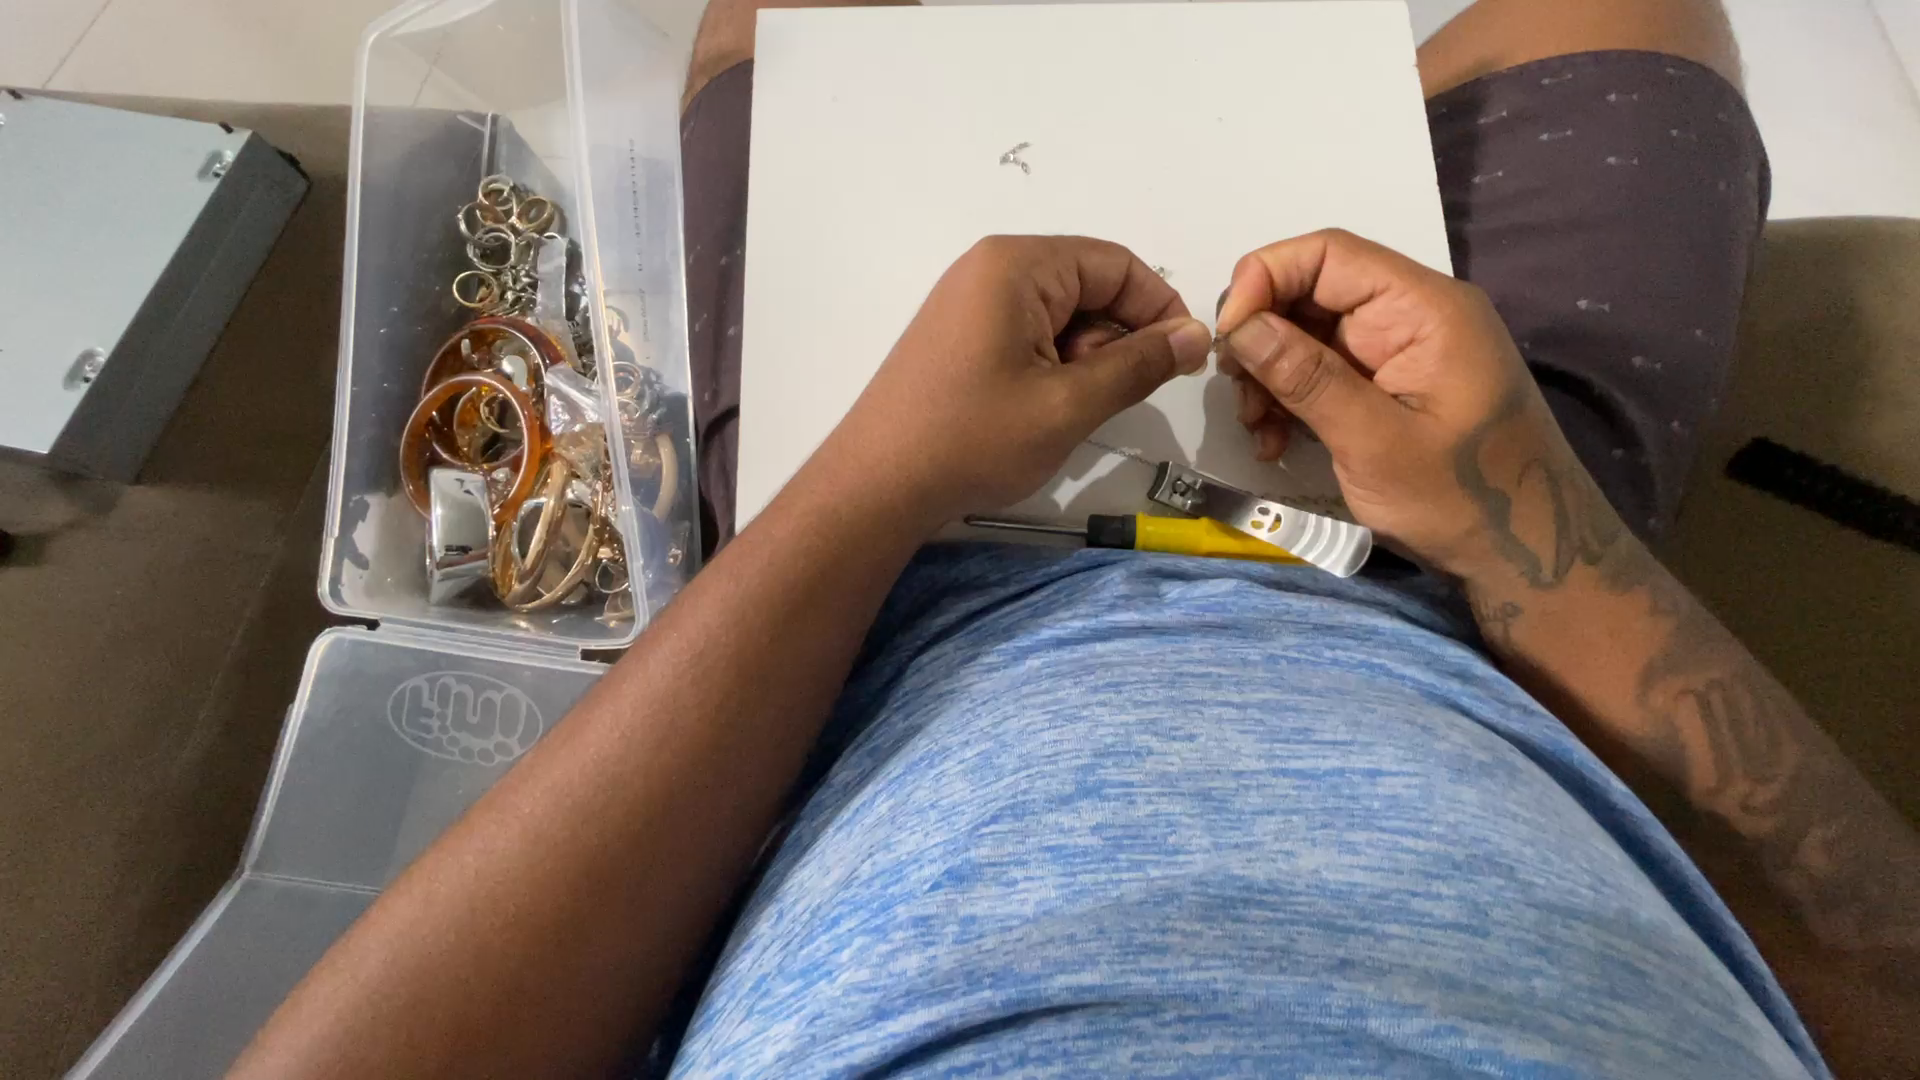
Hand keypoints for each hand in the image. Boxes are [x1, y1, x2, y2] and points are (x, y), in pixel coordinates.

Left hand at [816, 235, 1211, 527]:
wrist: (877, 485)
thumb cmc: (974, 440)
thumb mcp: (1068, 405)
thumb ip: (1138, 365)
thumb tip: (1195, 334)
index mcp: (1016, 265)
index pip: (1114, 264)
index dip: (1159, 308)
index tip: (1185, 360)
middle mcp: (988, 270)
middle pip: (1085, 288)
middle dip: (1115, 340)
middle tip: (1114, 399)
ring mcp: (967, 305)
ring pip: (1056, 319)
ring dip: (1081, 361)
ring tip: (1069, 412)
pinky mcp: (956, 340)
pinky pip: (1023, 338)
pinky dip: (1048, 369)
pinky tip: (1040, 412)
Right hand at [1215, 229, 1627, 585]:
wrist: (1519, 552)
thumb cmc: (1459, 498)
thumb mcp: (1373, 441)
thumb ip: (1307, 378)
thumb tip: (1240, 326)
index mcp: (1422, 309)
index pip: (1329, 254)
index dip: (1265, 278)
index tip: (1227, 335)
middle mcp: (1407, 317)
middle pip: (1310, 295)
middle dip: (1260, 339)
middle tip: (1237, 394)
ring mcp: (1393, 354)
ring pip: (1304, 338)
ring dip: (1266, 378)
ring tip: (1256, 429)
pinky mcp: (1380, 388)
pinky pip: (1316, 375)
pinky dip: (1285, 403)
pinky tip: (1273, 442)